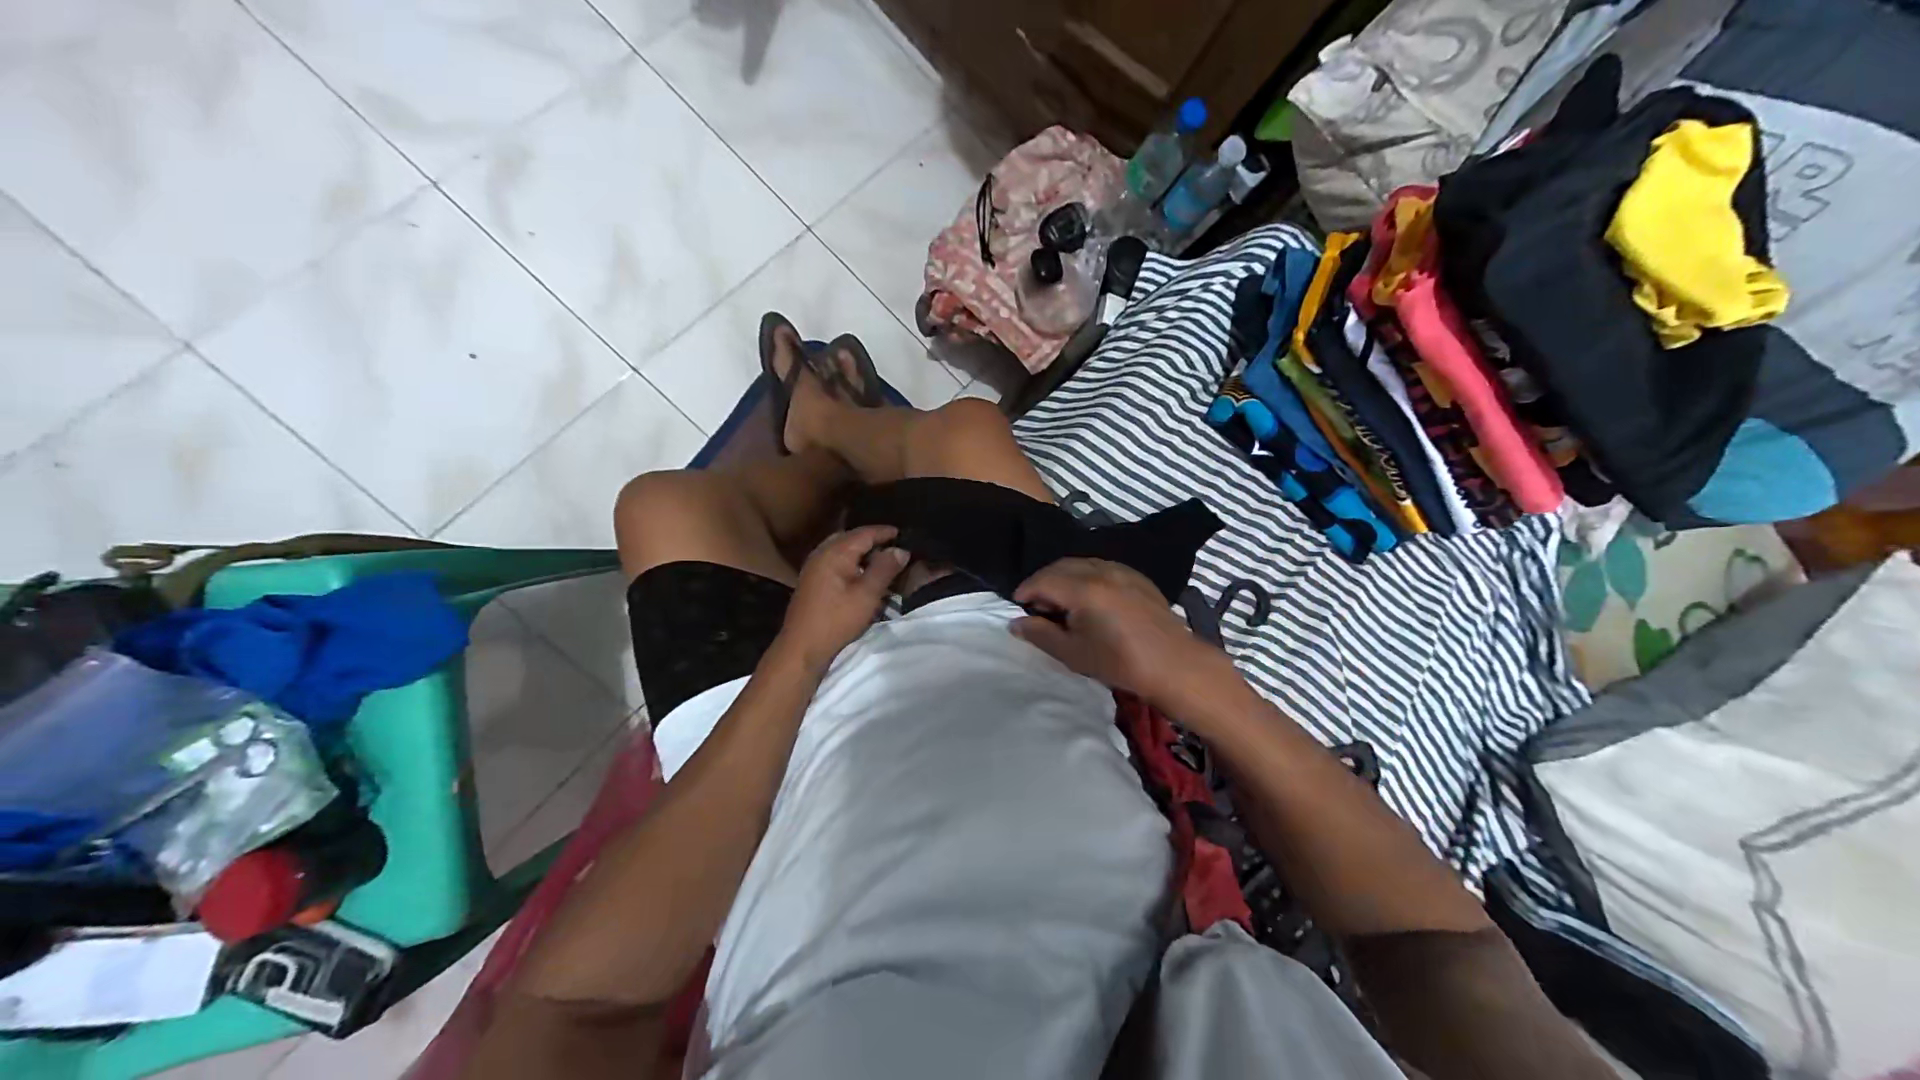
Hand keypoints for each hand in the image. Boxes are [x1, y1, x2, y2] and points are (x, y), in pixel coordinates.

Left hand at [775, 526, 910, 673]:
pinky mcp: (812, 582)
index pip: (864, 533)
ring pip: (841, 550)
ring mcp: (813, 567)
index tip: (903, 534)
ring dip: (861, 553)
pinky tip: (861, 576)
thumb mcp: (867, 594)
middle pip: (850, 538)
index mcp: (835, 552)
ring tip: (880, 561)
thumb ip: (885, 568)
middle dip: (872, 540)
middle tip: (892, 547)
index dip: (885, 532)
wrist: (802, 647)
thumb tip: (900, 549)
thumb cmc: (837, 619)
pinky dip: (851, 563)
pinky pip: (834, 562)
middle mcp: (821, 554)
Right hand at [1011, 558, 1234, 707]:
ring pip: (1082, 563)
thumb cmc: (1120, 663)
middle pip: (1060, 566)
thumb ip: (1040, 634)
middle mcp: (1101, 570)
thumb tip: (1016, 623)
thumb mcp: (1073, 653)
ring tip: (1062, 603)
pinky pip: (1102, 567)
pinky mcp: (1137, 577)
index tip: (1018, 607)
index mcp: (1083, 588)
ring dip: (1065, 577)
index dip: (1025, 591)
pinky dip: (1086, 576)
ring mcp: (1122, 571)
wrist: (1174, 665)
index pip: (1042, 580)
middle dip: (1043, 582)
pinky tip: (1089, 598)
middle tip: (1038, 607)